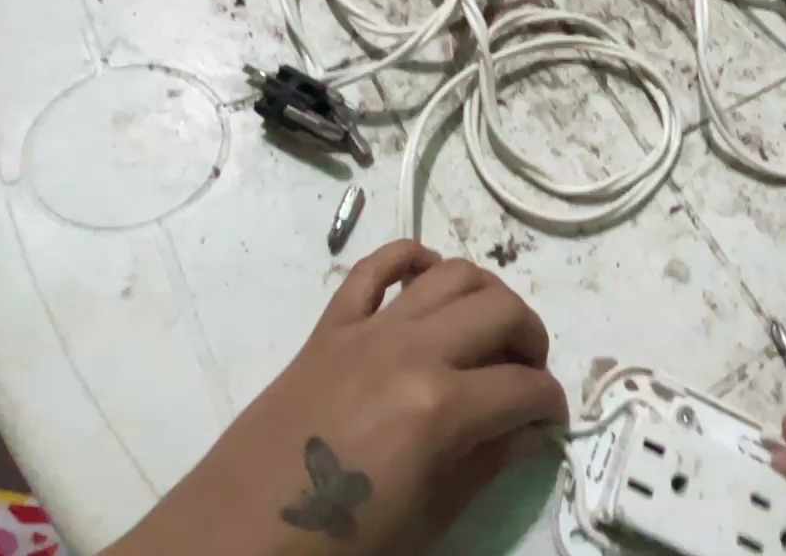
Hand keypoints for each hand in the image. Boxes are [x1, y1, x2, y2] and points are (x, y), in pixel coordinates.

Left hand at [106, 241, 567, 555]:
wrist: (233, 542)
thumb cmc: (337, 546)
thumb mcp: (427, 522)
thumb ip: (488, 464)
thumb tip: (533, 431)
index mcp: (441, 409)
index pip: (525, 387)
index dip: (550, 402)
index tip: (552, 417)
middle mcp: (413, 350)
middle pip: (500, 310)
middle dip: (531, 338)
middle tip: (527, 372)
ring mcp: (369, 328)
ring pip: (451, 273)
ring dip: (486, 294)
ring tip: (489, 328)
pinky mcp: (331, 324)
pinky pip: (377, 266)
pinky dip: (411, 258)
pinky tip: (428, 277)